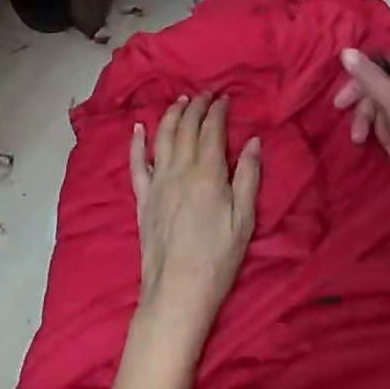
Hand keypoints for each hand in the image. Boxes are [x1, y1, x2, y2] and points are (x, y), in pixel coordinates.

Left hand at [130, 94, 260, 328]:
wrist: (177, 294)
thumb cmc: (218, 258)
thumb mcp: (244, 218)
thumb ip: (248, 176)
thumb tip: (253, 141)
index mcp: (207, 173)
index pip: (212, 130)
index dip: (218, 110)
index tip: (225, 98)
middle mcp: (179, 170)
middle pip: (186, 127)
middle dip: (196, 106)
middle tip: (206, 94)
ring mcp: (157, 183)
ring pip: (162, 137)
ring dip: (171, 115)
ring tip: (180, 101)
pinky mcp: (142, 199)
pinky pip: (136, 164)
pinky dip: (136, 143)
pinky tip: (137, 128)